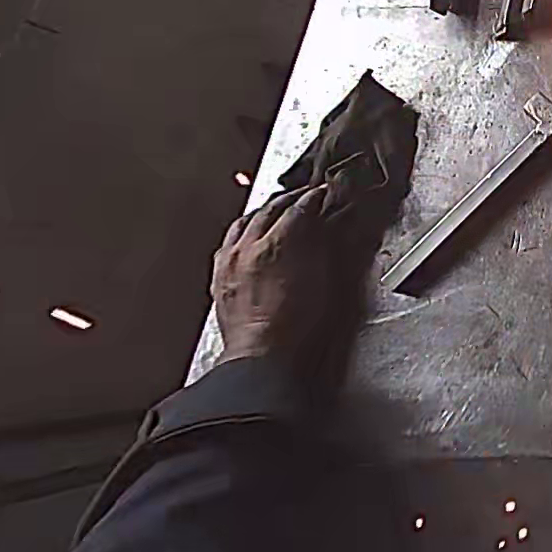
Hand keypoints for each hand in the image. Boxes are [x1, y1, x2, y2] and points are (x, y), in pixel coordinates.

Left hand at [210, 185, 331, 369]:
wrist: (264, 358)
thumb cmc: (298, 328)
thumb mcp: (325, 280)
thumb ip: (326, 245)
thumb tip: (331, 225)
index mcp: (278, 245)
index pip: (300, 207)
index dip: (317, 197)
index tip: (326, 192)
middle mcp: (249, 247)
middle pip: (271, 207)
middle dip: (292, 198)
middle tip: (308, 195)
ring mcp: (230, 260)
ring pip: (247, 219)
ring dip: (266, 209)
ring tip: (280, 208)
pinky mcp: (220, 274)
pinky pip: (231, 239)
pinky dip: (246, 229)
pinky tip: (252, 232)